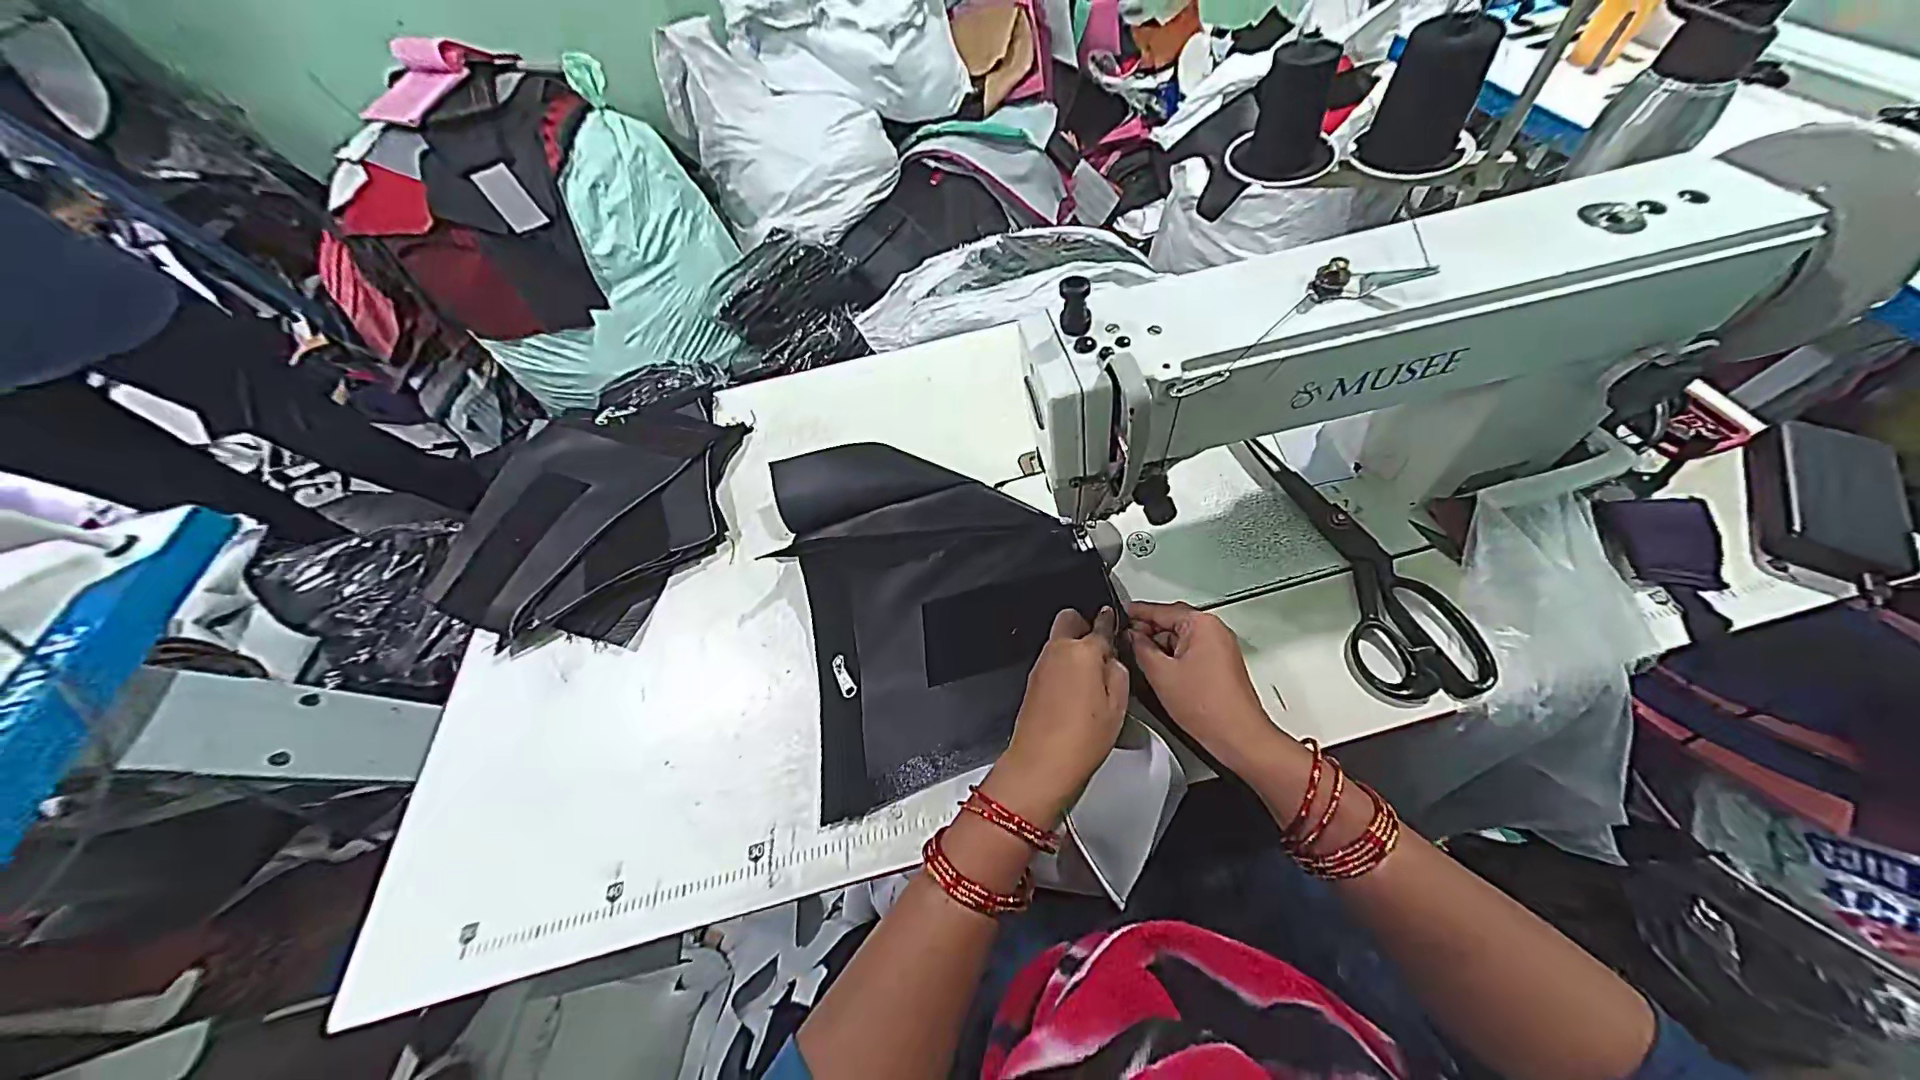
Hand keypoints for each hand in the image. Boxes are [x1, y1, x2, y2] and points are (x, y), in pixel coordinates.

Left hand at [986, 608, 1129, 826]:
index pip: (1100, 624)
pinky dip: (1062, 666)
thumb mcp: (1118, 706)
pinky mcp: (1032, 681)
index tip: (1110, 619)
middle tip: (1099, 644)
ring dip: (1072, 647)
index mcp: (1082, 651)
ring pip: (1057, 640)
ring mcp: (1041, 665)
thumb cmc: (1079, 740)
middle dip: (1083, 625)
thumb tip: (1113, 662)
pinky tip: (1076, 690)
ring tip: (1091, 675)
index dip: (1109, 622)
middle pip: (1069, 619)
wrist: (1042, 763)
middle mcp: (1056, 651)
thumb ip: (1119, 673)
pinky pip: (1050, 661)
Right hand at [1126, 601, 1290, 770]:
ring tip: (1144, 663)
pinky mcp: (1221, 664)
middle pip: (1173, 622)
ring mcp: (1221, 648)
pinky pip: (1192, 652)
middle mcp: (1216, 631)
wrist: (1237, 736)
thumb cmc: (1210, 708)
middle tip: (1127, 640)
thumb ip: (1140, 647)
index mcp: (1203, 625)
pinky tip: (1162, 674)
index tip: (1124, 613)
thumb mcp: (1160, 673)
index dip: (1138, 613)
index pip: (1162, 610)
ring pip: (1181, 639)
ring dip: (1161, 648)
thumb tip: (1133, 636)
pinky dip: (1175, 659)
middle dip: (1149, 632)